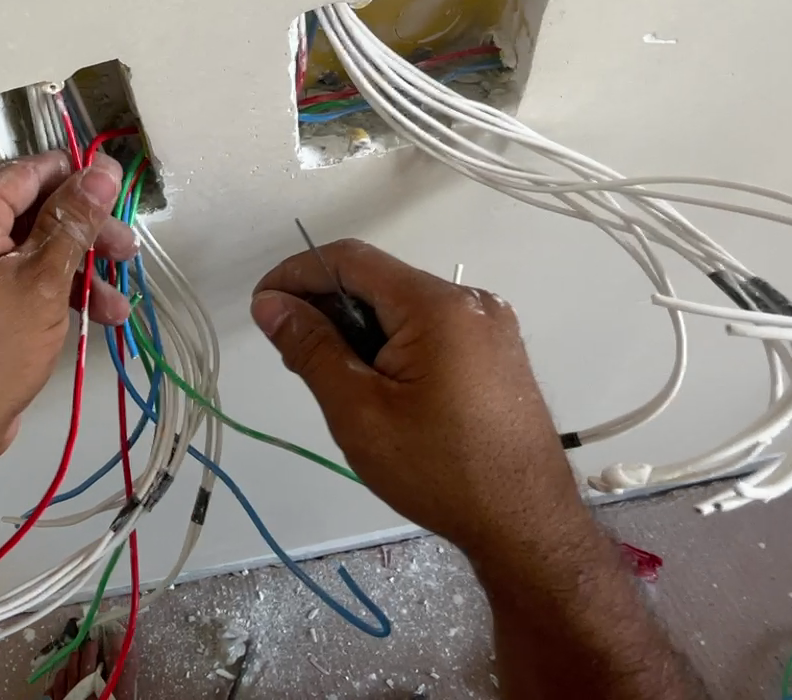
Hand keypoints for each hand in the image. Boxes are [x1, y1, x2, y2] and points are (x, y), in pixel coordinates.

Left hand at [0, 151, 132, 457]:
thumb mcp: (44, 279)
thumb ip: (74, 220)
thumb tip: (101, 170)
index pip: (25, 173)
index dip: (75, 177)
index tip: (117, 187)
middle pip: (28, 214)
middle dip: (83, 235)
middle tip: (127, 251)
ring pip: (23, 253)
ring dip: (73, 272)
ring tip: (117, 304)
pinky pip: (7, 281)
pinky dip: (45, 293)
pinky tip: (91, 318)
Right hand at [250, 240, 585, 559]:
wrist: (528, 531)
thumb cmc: (438, 470)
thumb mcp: (358, 410)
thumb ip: (310, 346)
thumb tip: (267, 303)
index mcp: (437, 306)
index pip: (350, 260)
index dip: (296, 273)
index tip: (262, 307)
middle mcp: (467, 301)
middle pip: (375, 279)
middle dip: (323, 305)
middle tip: (290, 352)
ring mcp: (486, 325)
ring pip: (397, 304)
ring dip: (352, 326)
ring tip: (327, 374)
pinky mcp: (492, 350)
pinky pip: (424, 325)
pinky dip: (385, 340)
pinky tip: (368, 380)